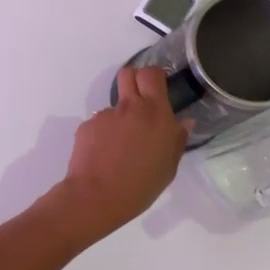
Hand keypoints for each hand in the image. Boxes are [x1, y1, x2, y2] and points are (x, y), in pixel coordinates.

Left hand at [50, 67, 188, 238]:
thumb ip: (176, 139)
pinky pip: (99, 123)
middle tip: (139, 103)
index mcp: (155, 113)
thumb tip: (183, 122)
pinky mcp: (86, 126)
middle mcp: (129, 107)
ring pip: (115, 105)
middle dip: (134, 81)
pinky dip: (103, 134)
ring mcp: (105, 115)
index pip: (152, 74)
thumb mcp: (169, 166)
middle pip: (129, 74)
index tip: (157, 89)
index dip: (154, 76)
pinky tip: (104, 155)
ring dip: (120, 117)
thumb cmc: (141, 185)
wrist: (96, 196)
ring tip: (120, 147)